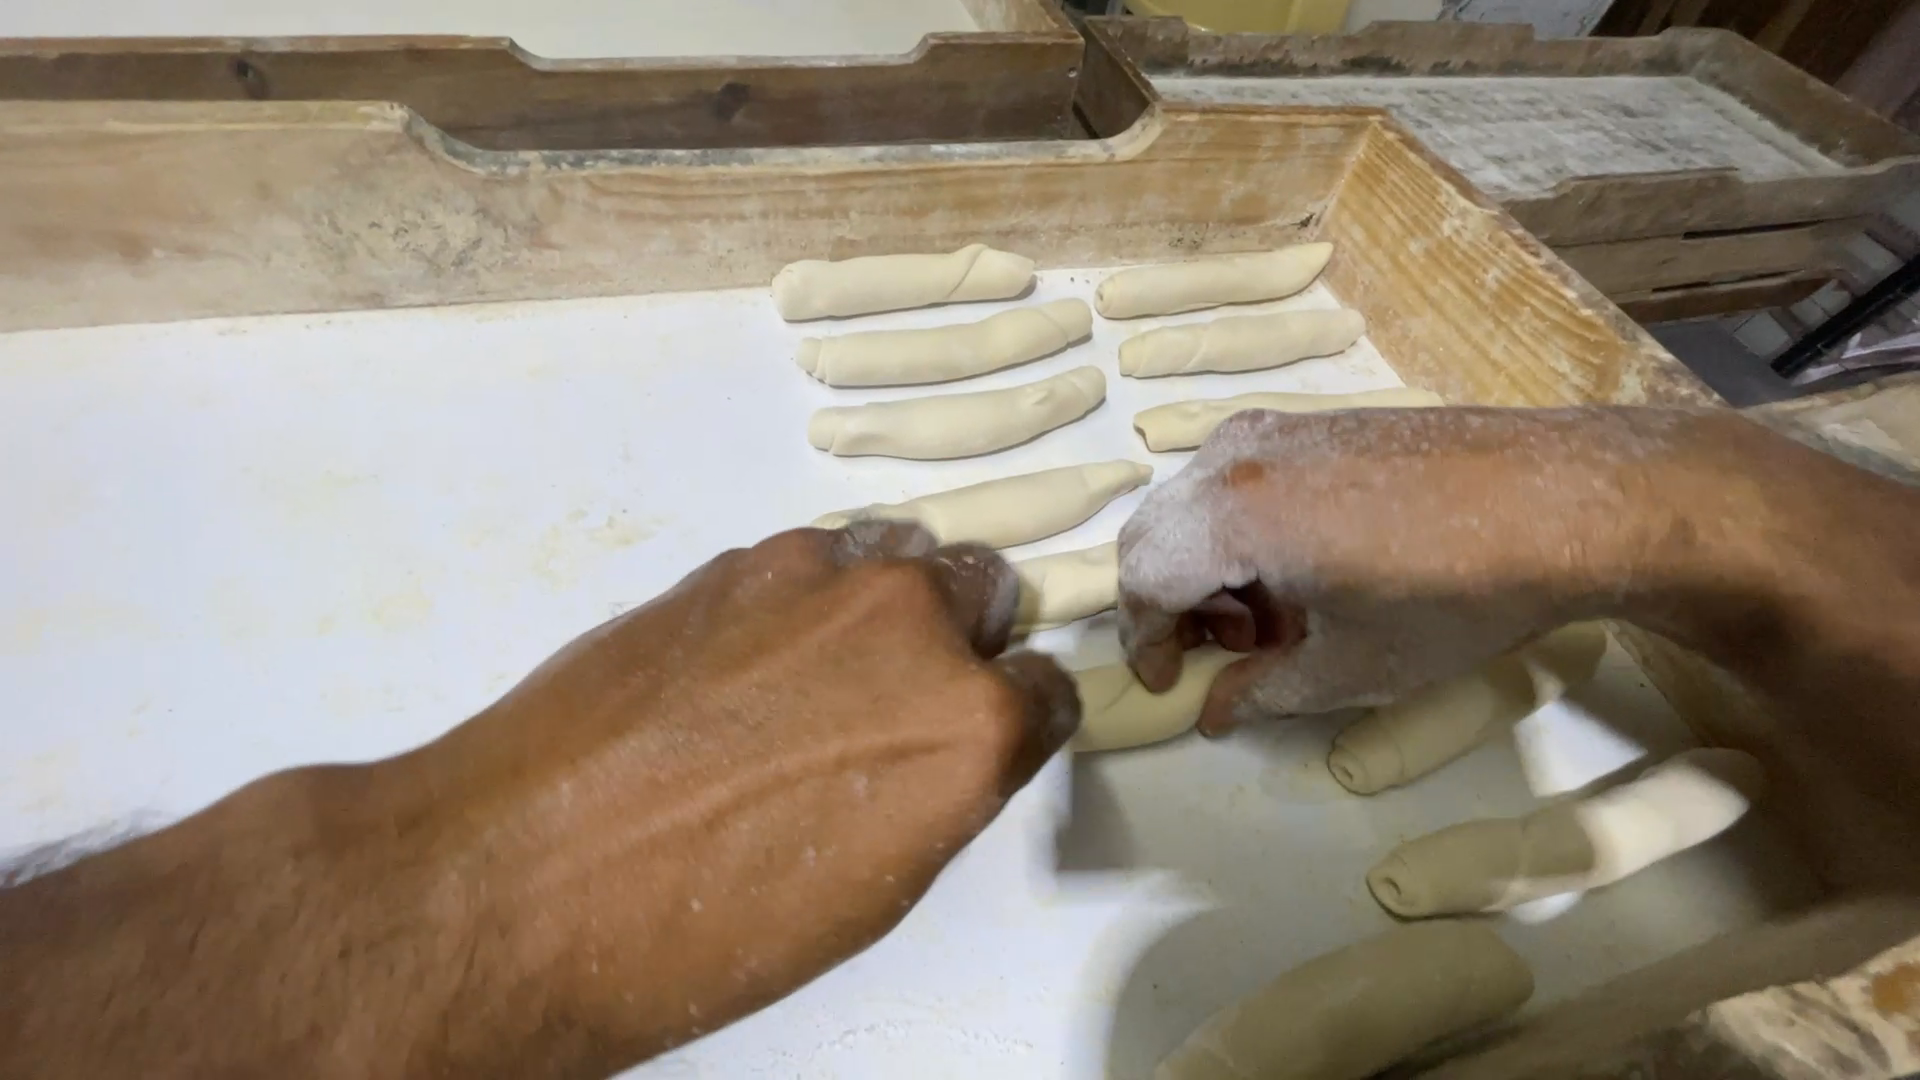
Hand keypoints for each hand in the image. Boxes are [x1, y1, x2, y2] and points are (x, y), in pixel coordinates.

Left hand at [422, 522, 1078, 1070]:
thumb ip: (947, 780)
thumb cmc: (718, 924)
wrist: (524, 876)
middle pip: (984, 584)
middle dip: (963, 634)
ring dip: (888, 601)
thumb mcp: (881, 882)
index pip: (1048, 683)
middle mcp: (913, 624)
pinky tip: (753, 652)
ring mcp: (824, 574)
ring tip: (824, 662)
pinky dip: (812, 595)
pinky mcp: (744, 555)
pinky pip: (818, 558)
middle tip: (900, 687)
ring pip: (901, 552)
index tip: (994, 725)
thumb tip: (955, 730)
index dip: (1021, 708)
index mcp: (970, 724)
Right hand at [1116, 407, 1752, 734]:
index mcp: (1229, 517)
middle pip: (1149, 537)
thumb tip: (1210, 712)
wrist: (1570, 498)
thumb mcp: (1350, 667)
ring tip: (1268, 615)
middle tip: (1221, 651)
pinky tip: (1294, 567)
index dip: (1143, 640)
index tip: (1167, 682)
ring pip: (1184, 508)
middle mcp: (1228, 460)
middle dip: (1168, 604)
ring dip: (1200, 569)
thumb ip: (1260, 692)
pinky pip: (1225, 482)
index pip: (1141, 580)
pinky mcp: (1298, 424)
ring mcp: (1263, 431)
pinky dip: (1229, 533)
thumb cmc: (1454, 595)